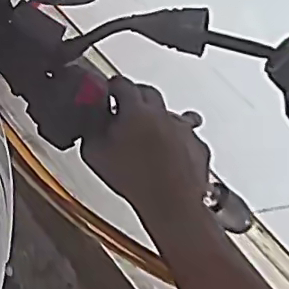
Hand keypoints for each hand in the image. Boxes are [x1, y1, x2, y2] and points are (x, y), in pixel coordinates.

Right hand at [82, 77, 210, 219]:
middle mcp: (163, 114)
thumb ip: (90, 130)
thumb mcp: (94, 153)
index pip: (122, 84)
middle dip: (135, 96)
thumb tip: (89, 120)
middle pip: (148, 92)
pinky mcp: (199, 148)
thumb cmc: (134, 178)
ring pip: (171, 113)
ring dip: (159, 118)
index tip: (107, 92)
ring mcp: (184, 130)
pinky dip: (178, 141)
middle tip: (124, 107)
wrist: (171, 204)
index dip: (111, 87)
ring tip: (148, 132)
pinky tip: (169, 153)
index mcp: (136, 110)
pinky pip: (188, 137)